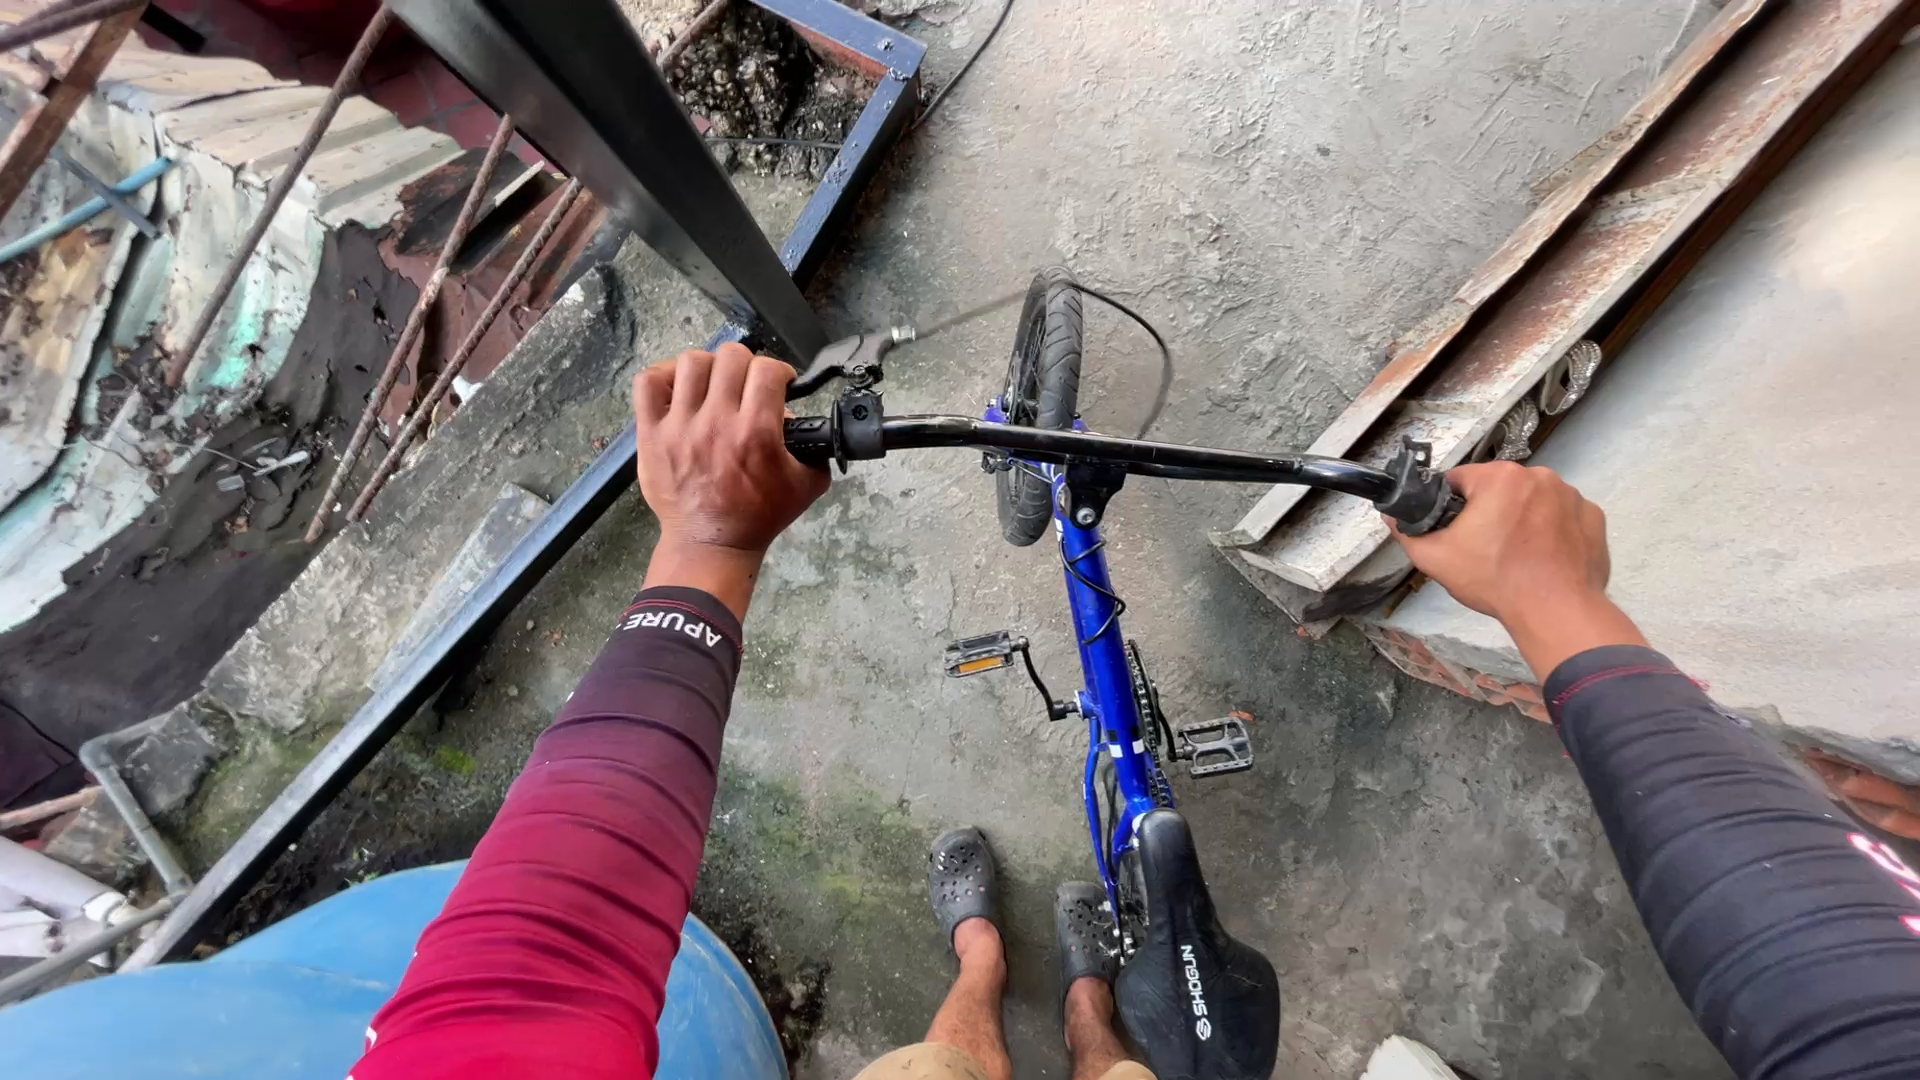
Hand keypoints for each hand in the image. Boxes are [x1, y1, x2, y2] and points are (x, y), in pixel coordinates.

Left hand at [633, 343, 828, 615]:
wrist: (712, 543)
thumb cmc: (759, 517)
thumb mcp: (807, 485)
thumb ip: (815, 449)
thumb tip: (796, 419)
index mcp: (757, 434)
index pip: (768, 370)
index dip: (780, 371)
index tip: (780, 385)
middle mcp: (717, 423)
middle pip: (731, 357)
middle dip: (748, 365)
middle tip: (749, 384)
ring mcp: (679, 426)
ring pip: (692, 362)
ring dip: (711, 366)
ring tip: (716, 384)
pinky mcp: (651, 434)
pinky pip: (649, 383)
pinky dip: (665, 375)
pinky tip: (681, 388)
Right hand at [1387, 461, 1644, 678]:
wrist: (1555, 610)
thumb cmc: (1492, 578)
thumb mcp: (1432, 557)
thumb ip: (1406, 532)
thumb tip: (1392, 517)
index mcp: (1500, 478)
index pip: (1458, 479)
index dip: (1447, 503)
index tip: (1450, 528)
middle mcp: (1540, 476)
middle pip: (1497, 487)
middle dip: (1485, 509)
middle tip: (1478, 544)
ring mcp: (1573, 495)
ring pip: (1529, 499)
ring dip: (1518, 516)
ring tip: (1512, 552)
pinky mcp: (1594, 517)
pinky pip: (1560, 515)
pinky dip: (1548, 529)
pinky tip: (1539, 555)